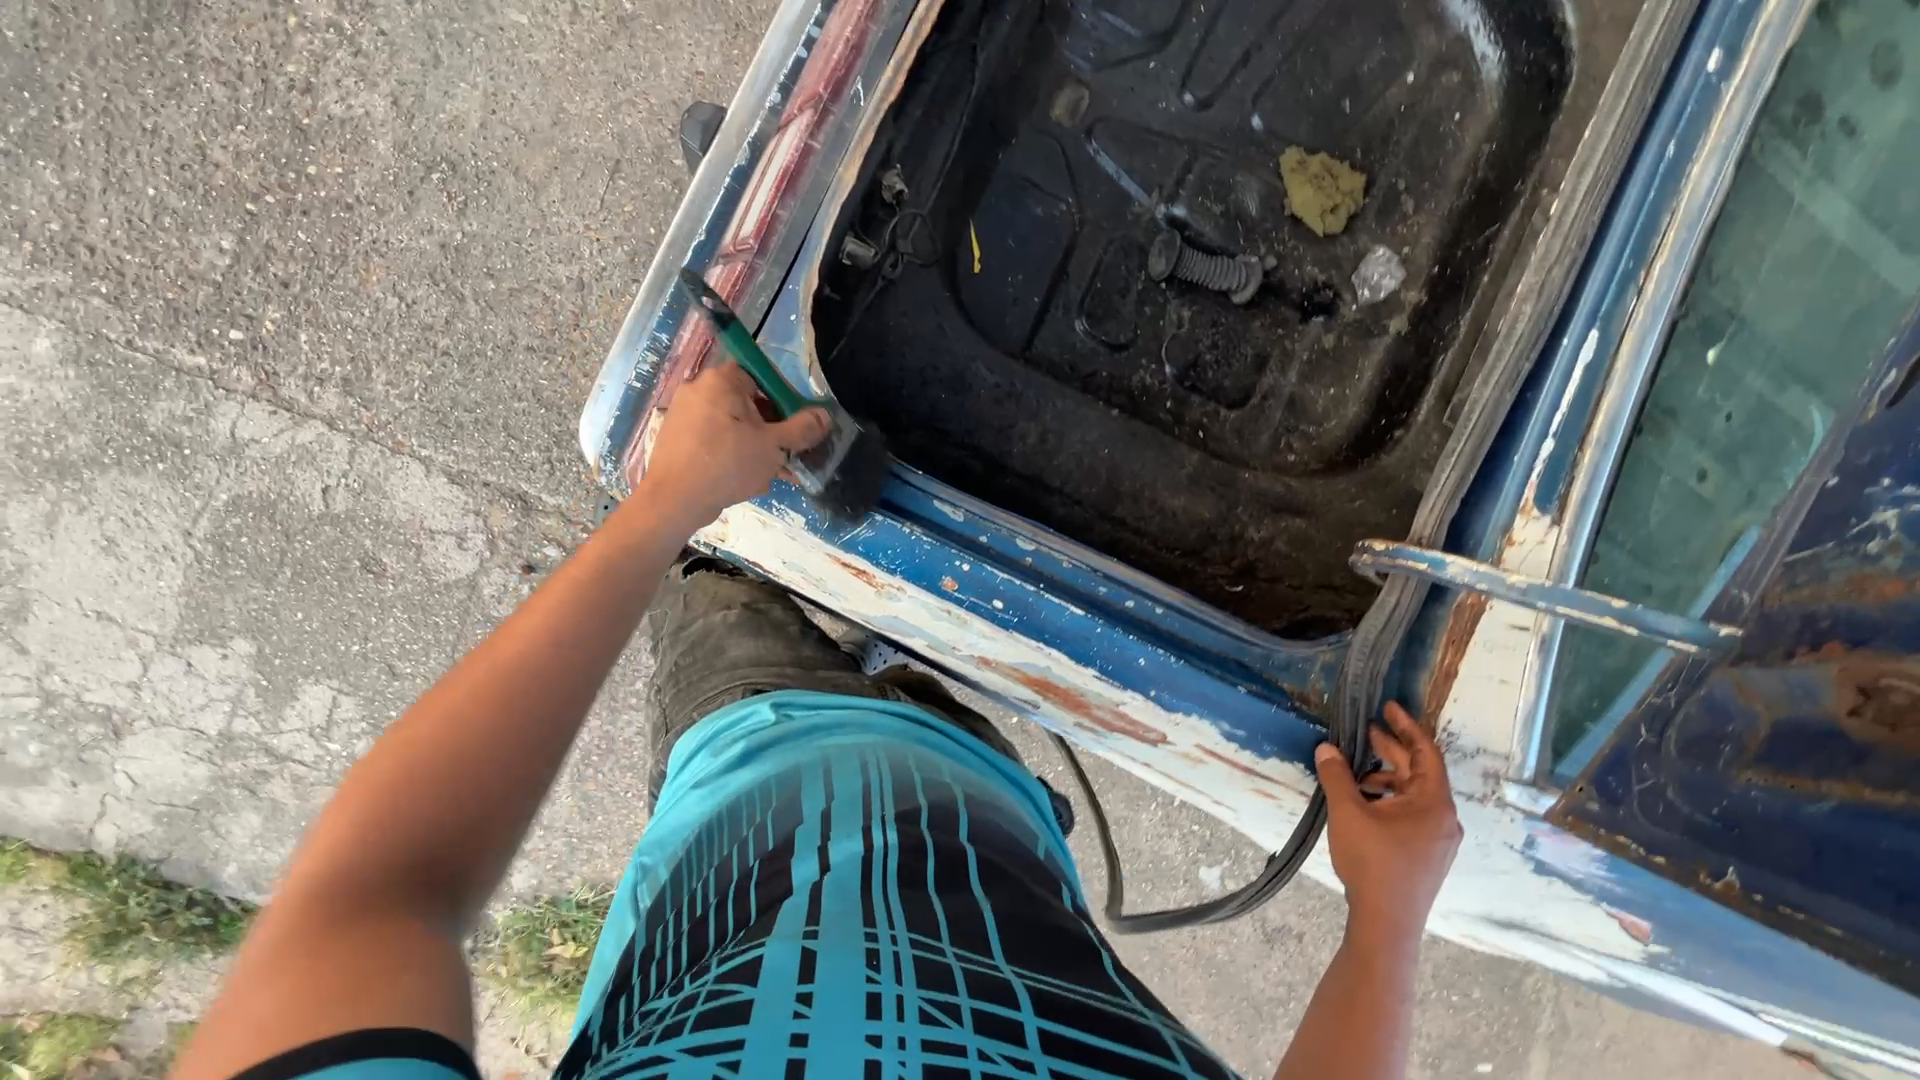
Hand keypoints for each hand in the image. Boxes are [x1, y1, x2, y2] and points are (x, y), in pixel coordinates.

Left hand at [639, 362, 831, 530]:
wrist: (674, 500)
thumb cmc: (728, 463)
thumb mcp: (774, 446)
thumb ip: (802, 429)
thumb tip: (825, 416)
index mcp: (721, 380)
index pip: (763, 378)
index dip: (786, 402)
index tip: (798, 428)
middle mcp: (699, 389)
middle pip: (749, 404)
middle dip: (773, 430)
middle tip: (790, 455)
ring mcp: (685, 415)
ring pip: (734, 426)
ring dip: (757, 447)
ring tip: (775, 474)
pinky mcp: (678, 439)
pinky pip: (716, 440)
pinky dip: (734, 454)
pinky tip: (749, 480)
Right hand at [1313, 702, 1462, 939]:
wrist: (1387, 922)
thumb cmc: (1372, 862)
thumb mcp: (1348, 812)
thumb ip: (1337, 776)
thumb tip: (1327, 748)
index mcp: (1433, 802)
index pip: (1425, 752)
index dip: (1405, 726)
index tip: (1388, 706)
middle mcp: (1443, 818)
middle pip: (1420, 772)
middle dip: (1391, 750)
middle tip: (1365, 730)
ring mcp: (1438, 839)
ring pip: (1413, 795)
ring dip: (1386, 778)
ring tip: (1354, 772)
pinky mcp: (1426, 855)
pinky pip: (1411, 814)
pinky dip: (1388, 800)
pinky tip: (1362, 804)